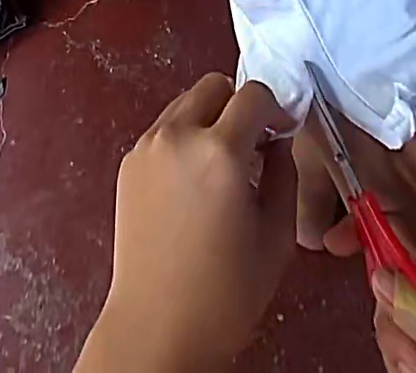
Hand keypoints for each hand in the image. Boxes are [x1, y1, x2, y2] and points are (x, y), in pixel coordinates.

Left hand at [76, 74, 298, 372]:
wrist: (156, 331)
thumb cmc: (224, 293)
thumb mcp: (278, 234)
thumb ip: (284, 171)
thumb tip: (278, 139)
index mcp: (219, 152)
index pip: (254, 94)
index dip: (275, 107)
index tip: (281, 129)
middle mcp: (178, 137)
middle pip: (214, 84)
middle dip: (240, 103)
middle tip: (253, 140)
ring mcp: (148, 147)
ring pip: (187, 101)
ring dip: (211, 117)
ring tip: (222, 160)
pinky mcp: (130, 162)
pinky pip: (166, 128)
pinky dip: (185, 136)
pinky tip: (194, 178)